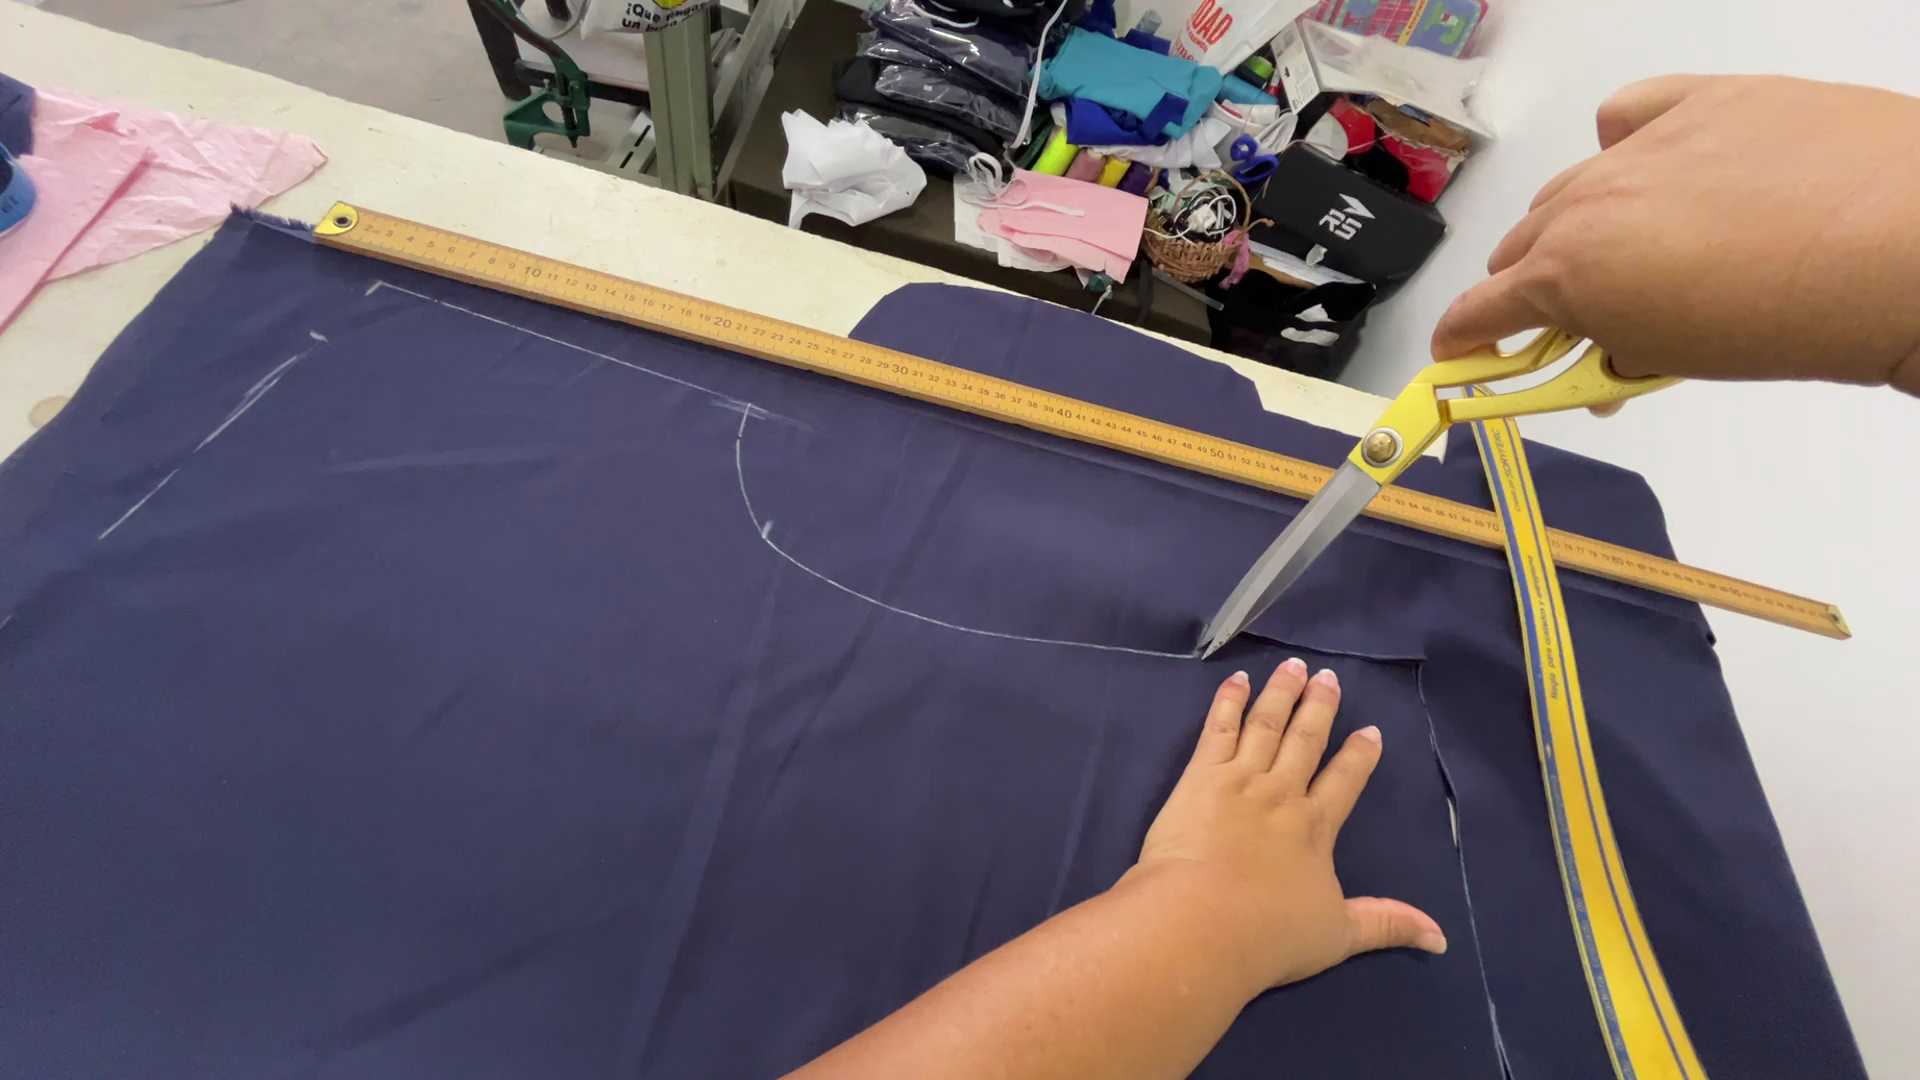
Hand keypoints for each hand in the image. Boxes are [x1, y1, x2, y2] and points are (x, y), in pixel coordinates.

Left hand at [1124, 661, 1446, 993]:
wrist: (1201, 917)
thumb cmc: (1268, 932)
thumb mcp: (1337, 934)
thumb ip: (1386, 923)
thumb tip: (1441, 936)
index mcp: (1315, 827)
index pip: (1344, 781)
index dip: (1359, 755)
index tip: (1370, 730)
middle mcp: (1281, 793)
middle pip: (1305, 740)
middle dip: (1320, 707)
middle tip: (1329, 677)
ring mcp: (1239, 778)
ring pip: (1266, 724)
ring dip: (1281, 693)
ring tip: (1293, 667)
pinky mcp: (1200, 774)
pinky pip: (1218, 727)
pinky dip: (1229, 701)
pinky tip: (1237, 680)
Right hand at [1432, 75, 1919, 395]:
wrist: (1913, 252)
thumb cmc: (1778, 325)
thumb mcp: (1661, 361)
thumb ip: (1596, 353)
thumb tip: (1592, 357)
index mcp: (1556, 277)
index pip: (1469, 315)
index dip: (1459, 343)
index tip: (1465, 356)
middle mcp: (1577, 209)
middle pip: (1511, 251)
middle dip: (1528, 286)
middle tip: (1582, 308)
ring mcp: (1637, 149)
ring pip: (1563, 191)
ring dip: (1575, 224)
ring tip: (1639, 239)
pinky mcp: (1706, 101)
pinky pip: (1629, 111)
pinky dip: (1623, 138)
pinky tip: (1655, 161)